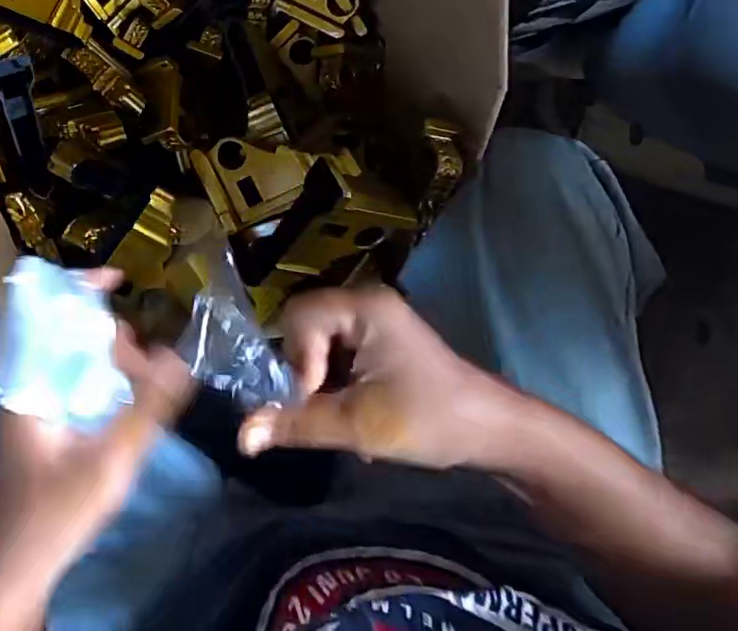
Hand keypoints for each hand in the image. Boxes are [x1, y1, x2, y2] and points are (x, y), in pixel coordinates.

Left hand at [0, 270, 194, 629]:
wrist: (15, 564)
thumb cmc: (56, 511)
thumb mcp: (110, 461)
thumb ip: (147, 408)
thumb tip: (180, 356)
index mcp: (27, 377)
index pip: (46, 307)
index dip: (81, 284)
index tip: (120, 278)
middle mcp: (22, 377)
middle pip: (64, 328)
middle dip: (109, 331)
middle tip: (147, 357)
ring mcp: (27, 397)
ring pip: (69, 353)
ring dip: (106, 354)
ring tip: (144, 377)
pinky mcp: (37, 416)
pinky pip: (69, 374)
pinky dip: (98, 373)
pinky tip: (126, 394)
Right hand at [237, 286, 519, 468]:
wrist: (496, 432)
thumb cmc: (429, 420)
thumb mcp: (358, 426)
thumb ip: (296, 425)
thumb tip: (242, 437)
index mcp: (361, 306)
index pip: (298, 317)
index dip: (298, 360)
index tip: (318, 399)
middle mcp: (363, 298)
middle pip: (302, 323)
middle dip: (305, 368)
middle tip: (324, 403)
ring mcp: (373, 314)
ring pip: (316, 336)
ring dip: (319, 376)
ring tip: (340, 411)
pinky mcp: (379, 333)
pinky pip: (335, 343)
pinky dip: (334, 374)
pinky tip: (352, 405)